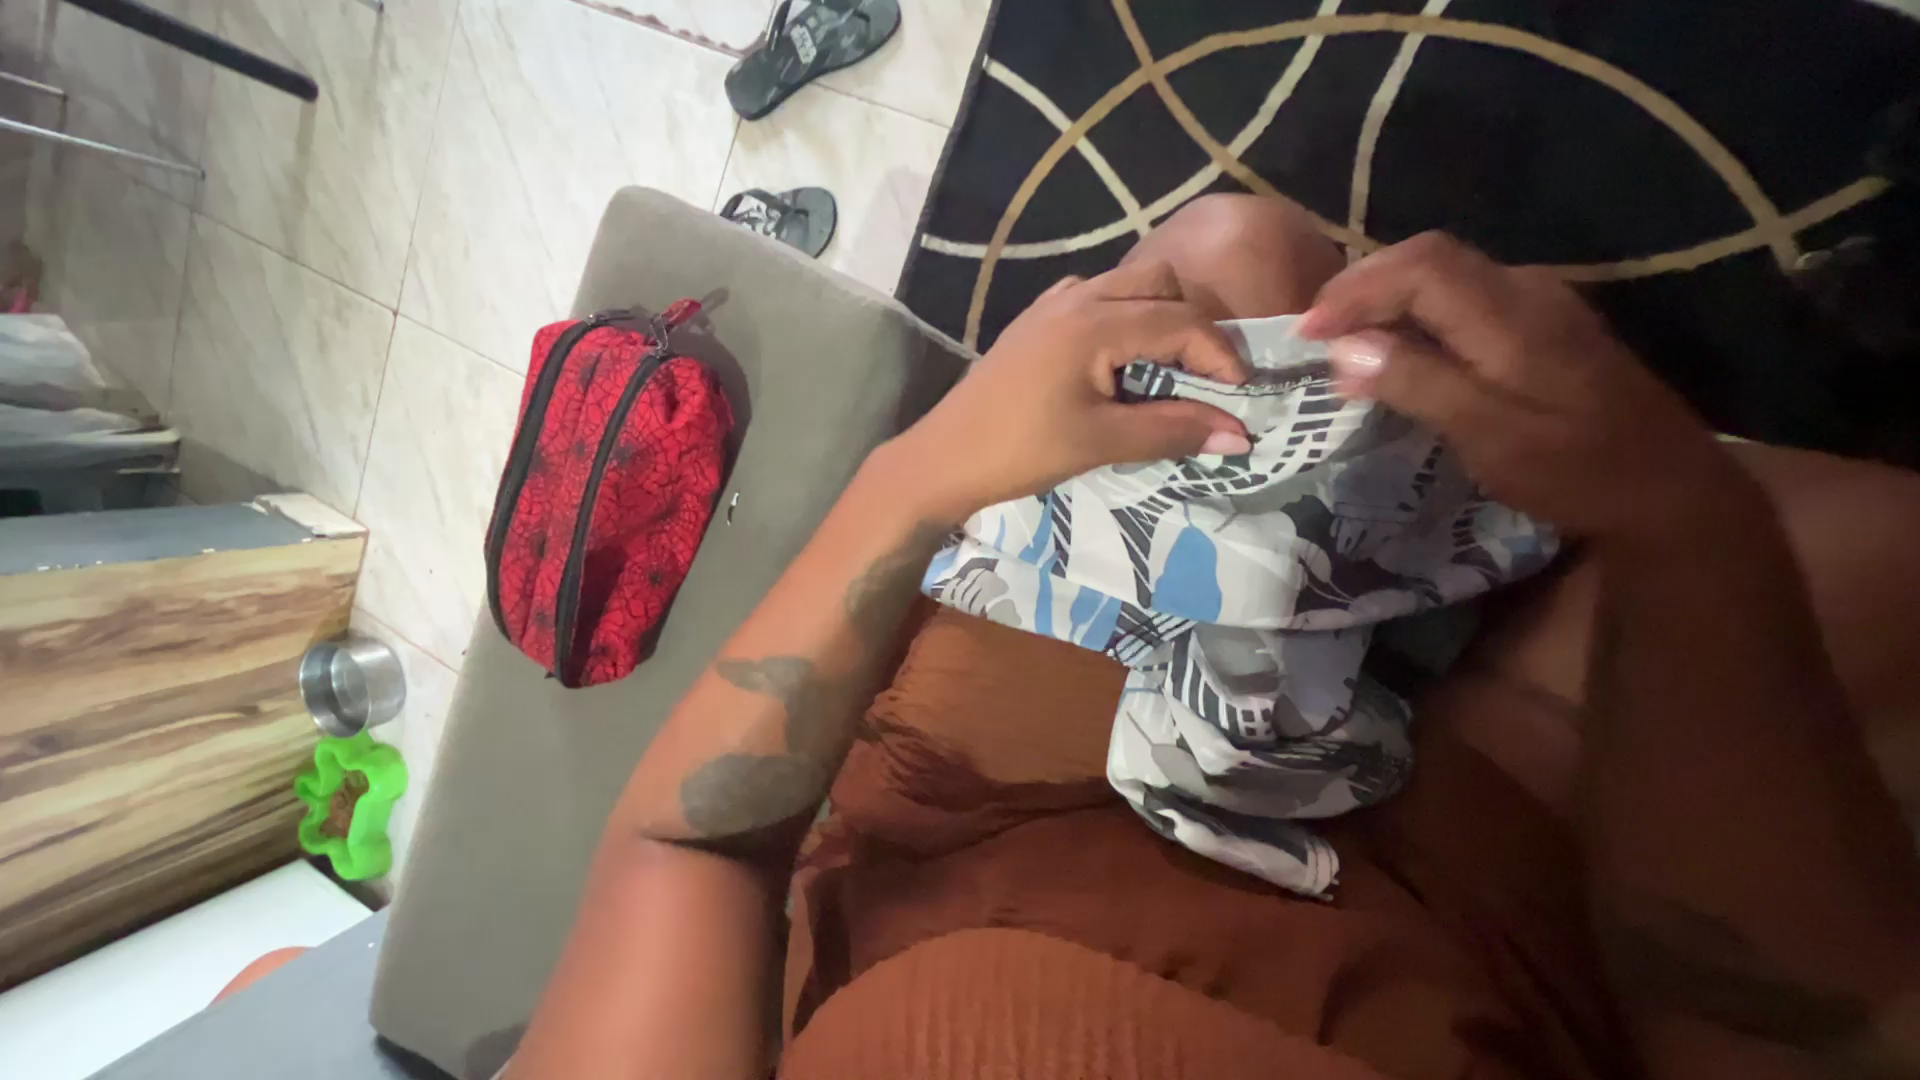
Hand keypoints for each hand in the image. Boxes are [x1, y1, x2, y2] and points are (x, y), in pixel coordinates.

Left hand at [884, 258, 1253, 522]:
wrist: (945, 458)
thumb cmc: (1020, 451)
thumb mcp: (1101, 443)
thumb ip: (1172, 430)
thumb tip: (1240, 435)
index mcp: (1094, 322)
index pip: (1181, 323)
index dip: (1220, 357)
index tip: (1239, 398)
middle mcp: (1076, 297)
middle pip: (1159, 284)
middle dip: (1192, 326)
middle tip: (1202, 378)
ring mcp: (1051, 305)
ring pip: (1127, 287)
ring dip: (1157, 320)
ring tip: (1164, 373)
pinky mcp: (1035, 322)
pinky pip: (1095, 300)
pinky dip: (1122, 321)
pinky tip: (1117, 366)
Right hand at [1297, 232, 1751, 540]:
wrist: (1669, 491)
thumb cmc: (1576, 471)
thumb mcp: (1490, 435)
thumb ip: (1418, 384)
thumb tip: (1343, 349)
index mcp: (1513, 316)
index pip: (1420, 268)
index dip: (1354, 291)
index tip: (1304, 334)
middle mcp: (1526, 292)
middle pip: (1429, 258)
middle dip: (1360, 287)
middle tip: (1313, 332)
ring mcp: (1536, 304)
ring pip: (1442, 274)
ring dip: (1382, 296)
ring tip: (1338, 337)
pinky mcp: (1537, 326)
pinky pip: (1458, 298)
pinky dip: (1409, 312)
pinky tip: (1391, 347)